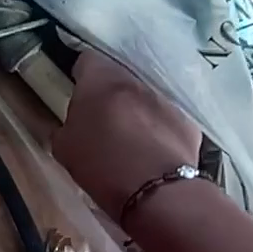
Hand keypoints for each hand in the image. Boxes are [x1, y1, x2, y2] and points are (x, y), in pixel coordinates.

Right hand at [51, 51, 203, 224]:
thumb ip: (66, 126)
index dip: (80, 74)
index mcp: (100, 81)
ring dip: (135, 109)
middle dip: (109, 93)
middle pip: (118, 77)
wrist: (157, 192)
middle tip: (101, 119)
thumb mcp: (64, 147)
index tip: (76, 92)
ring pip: (144, 97)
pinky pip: (167, 118)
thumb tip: (73, 123)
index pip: (87, 59)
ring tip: (130, 138)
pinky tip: (154, 152)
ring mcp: (165, 99)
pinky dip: (159, 129)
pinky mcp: (188, 122)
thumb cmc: (101, 165)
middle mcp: (135, 81)